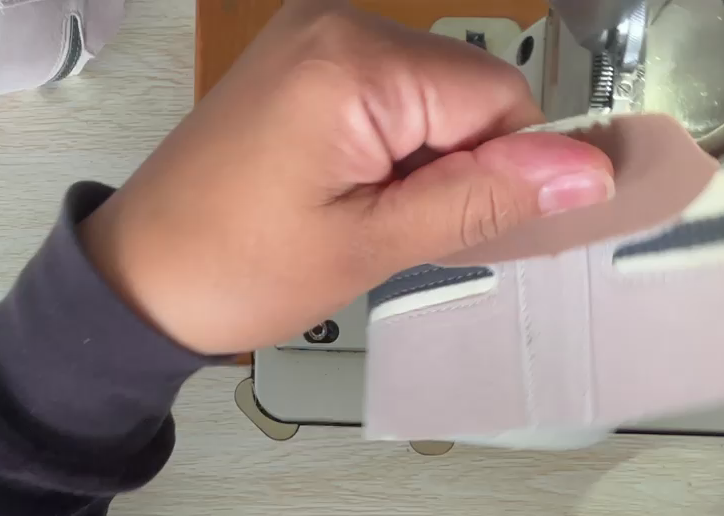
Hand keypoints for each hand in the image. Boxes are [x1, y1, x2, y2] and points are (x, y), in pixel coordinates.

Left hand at [79, 2, 614, 354]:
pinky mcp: (292, 65)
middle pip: (462, 90)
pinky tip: (341, 197)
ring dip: (417, 165)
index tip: (462, 231)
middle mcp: (334, 22)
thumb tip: (585, 170)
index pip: (499, 94)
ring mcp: (307, 38)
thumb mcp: (368, 247)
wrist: (138, 282)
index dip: (502, 171)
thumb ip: (477, 201)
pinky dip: (384, 151)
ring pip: (425, 98)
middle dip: (453, 168)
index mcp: (356, 61)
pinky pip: (379, 98)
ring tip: (352, 221)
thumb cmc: (236, 273)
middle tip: (387, 234)